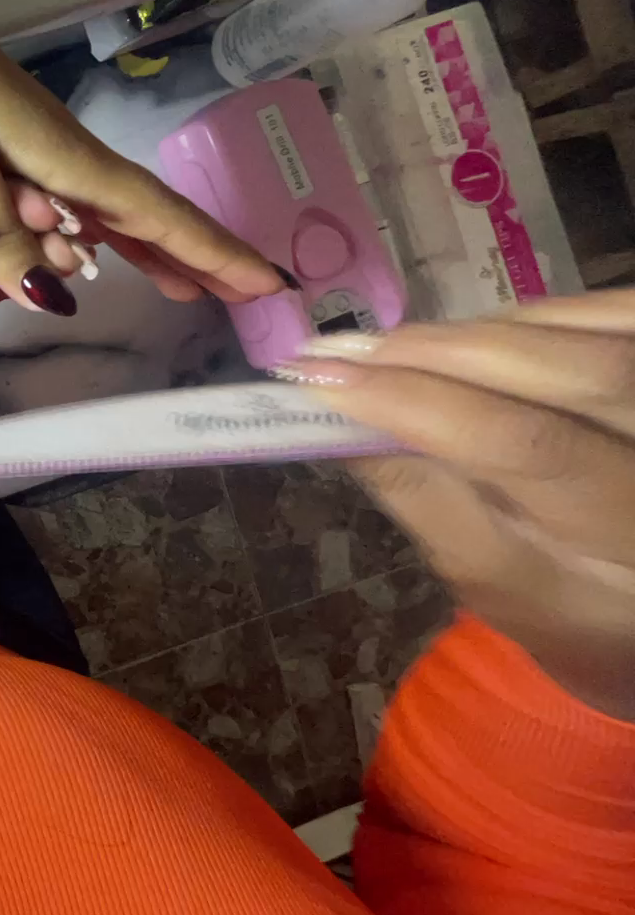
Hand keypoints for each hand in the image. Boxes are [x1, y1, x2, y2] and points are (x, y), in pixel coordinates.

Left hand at [0, 0, 287, 314]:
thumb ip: (0, 235)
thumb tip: (55, 295)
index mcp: (60, 160)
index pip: (149, 213)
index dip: (206, 251)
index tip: (267, 284)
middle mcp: (57, 155)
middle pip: (137, 213)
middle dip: (189, 254)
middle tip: (235, 298)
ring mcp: (29, 149)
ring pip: (97, 210)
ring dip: (140, 248)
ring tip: (179, 287)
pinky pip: (55, 204)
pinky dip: (79, 233)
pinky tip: (82, 250)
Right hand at [278, 290, 634, 719]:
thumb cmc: (566, 602)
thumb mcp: (486, 574)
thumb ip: (420, 498)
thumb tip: (330, 420)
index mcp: (629, 529)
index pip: (523, 446)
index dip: (410, 401)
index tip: (312, 379)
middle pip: (575, 371)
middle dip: (435, 349)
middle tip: (333, 349)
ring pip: (589, 332)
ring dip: (470, 333)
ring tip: (388, 353)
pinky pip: (613, 312)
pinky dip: (524, 316)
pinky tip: (468, 343)